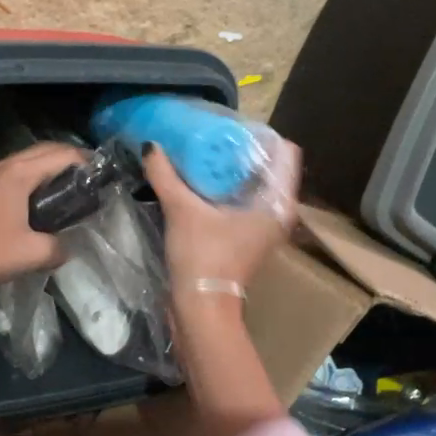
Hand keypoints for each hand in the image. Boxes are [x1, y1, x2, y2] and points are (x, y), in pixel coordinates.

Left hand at [0, 141, 86, 298]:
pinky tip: (34, 200)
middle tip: (88, 176)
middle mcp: (2, 168)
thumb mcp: (32, 254)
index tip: (103, 171)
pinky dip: (29, 178)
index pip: (61, 155)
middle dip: (67, 158)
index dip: (85, 160)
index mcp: (19, 174)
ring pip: (23, 162)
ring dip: (45, 167)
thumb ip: (57, 248)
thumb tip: (65, 248)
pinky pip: (10, 174)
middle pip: (42, 151)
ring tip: (65, 187)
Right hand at [143, 138, 300, 293]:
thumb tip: (150, 146)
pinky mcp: (247, 239)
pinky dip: (225, 190)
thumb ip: (166, 175)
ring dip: (232, 171)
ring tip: (204, 152)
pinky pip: (242, 202)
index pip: (286, 153)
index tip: (234, 126)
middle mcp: (279, 213)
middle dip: (242, 151)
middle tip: (214, 134)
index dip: (263, 135)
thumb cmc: (203, 257)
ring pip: (254, 186)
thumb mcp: (182, 211)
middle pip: (268, 167)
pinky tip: (200, 181)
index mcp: (278, 203)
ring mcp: (264, 228)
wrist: (201, 309)